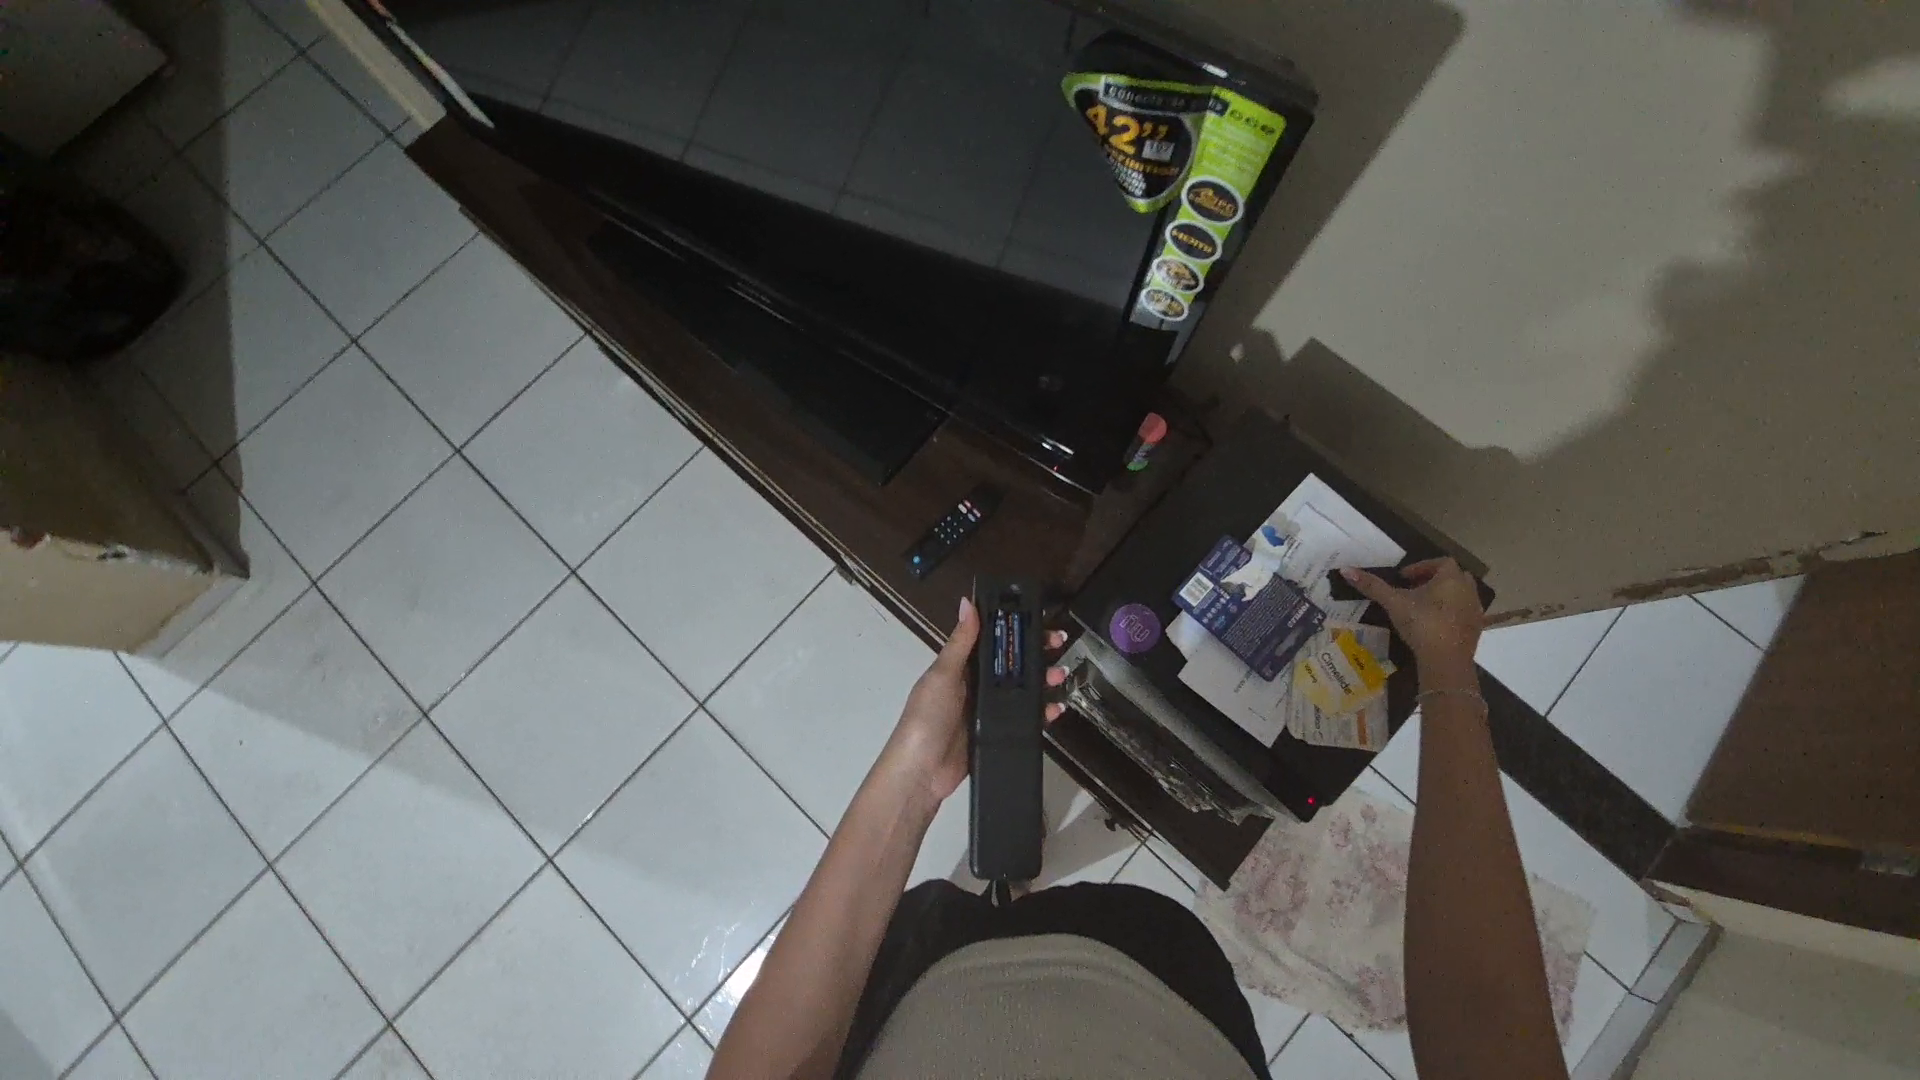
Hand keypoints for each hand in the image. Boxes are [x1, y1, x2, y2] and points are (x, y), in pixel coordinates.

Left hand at [877, 598, 1066, 809]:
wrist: (923, 772)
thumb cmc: (927, 718)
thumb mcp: (943, 675)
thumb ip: (960, 642)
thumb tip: (968, 602)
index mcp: (960, 667)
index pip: (992, 641)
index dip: (1014, 630)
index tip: (1039, 620)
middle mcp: (975, 685)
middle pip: (1012, 664)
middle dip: (1036, 653)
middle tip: (1059, 645)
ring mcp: (987, 710)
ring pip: (1022, 689)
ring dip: (1043, 680)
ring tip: (1060, 676)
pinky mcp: (997, 732)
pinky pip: (1024, 718)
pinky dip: (1042, 712)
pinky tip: (1055, 708)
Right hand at [1339, 558, 1484, 671]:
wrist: (1446, 660)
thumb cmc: (1422, 624)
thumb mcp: (1393, 603)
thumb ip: (1372, 586)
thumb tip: (1345, 570)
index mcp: (1451, 579)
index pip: (1441, 562)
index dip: (1421, 566)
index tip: (1403, 577)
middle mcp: (1468, 590)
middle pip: (1453, 576)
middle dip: (1433, 579)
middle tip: (1413, 589)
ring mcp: (1475, 610)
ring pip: (1460, 594)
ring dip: (1443, 595)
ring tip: (1421, 606)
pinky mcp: (1476, 628)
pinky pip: (1463, 612)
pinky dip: (1449, 612)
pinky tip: (1433, 624)